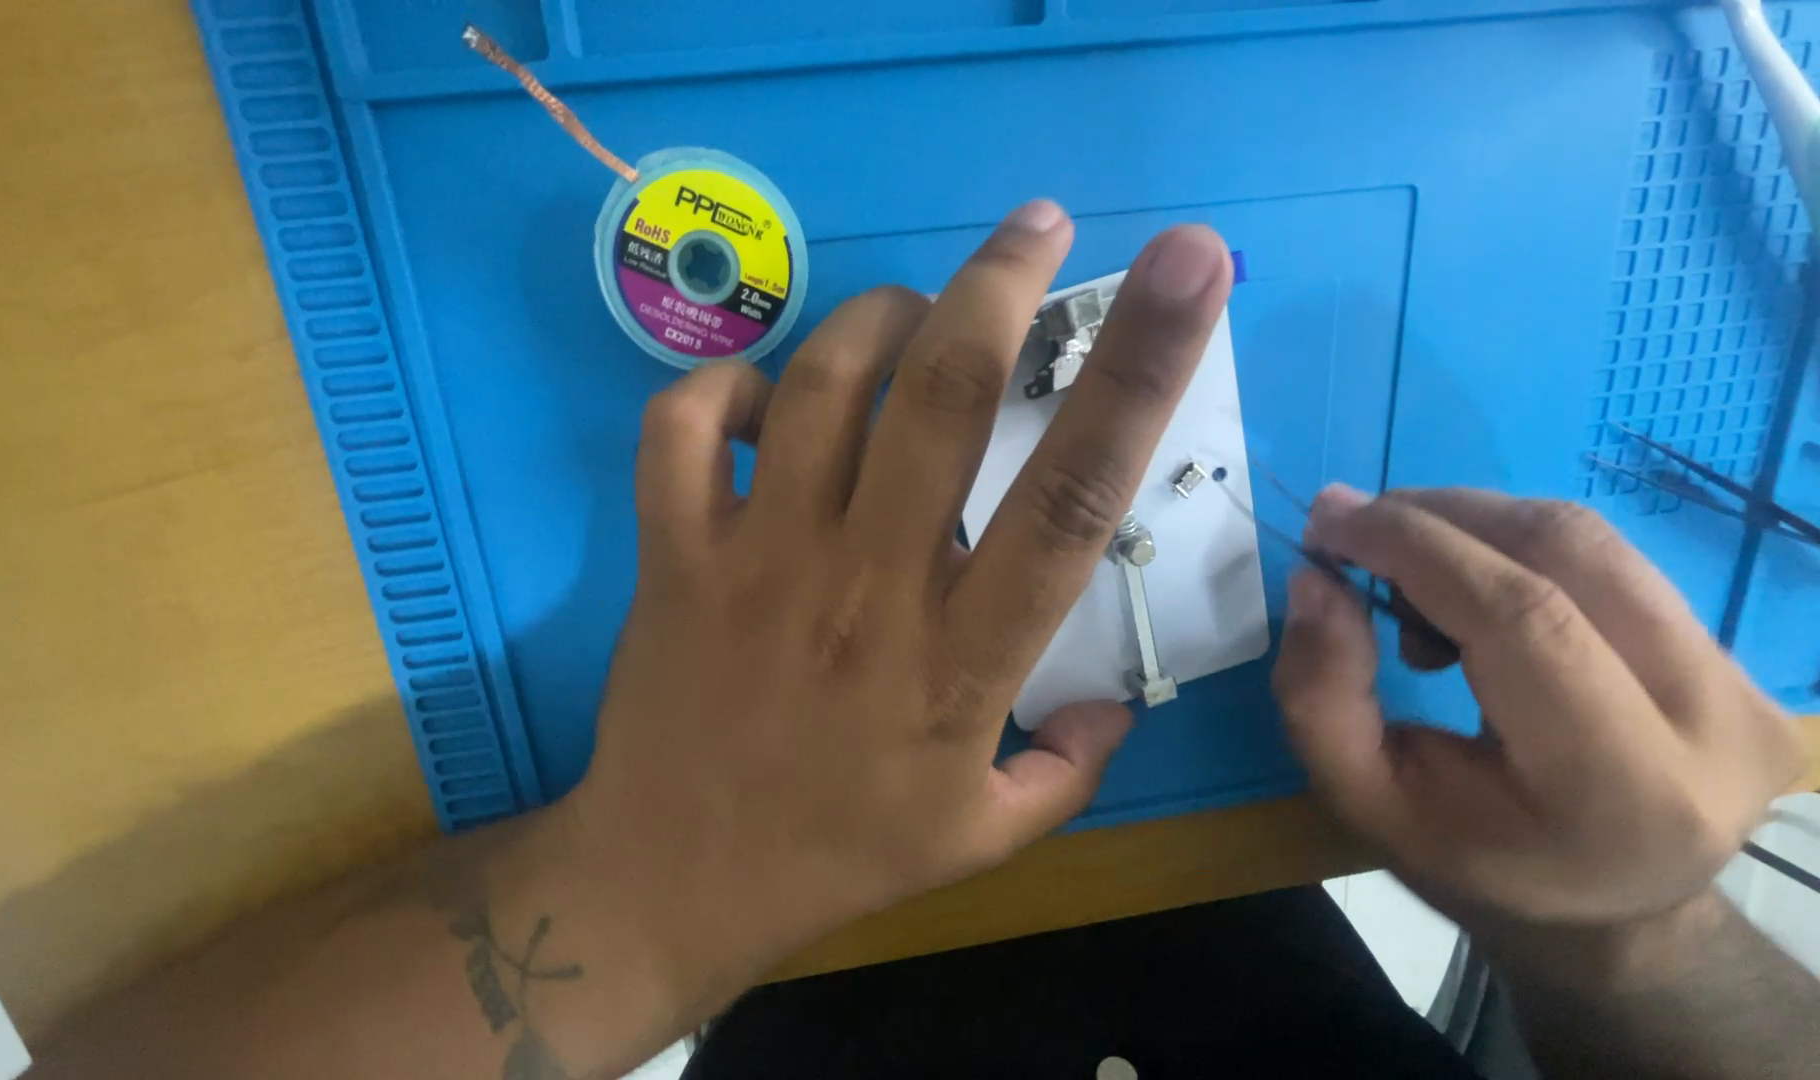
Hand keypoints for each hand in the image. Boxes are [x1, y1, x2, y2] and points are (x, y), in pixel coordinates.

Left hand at [570, 204, 1233, 977]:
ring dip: (876, 320)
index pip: (1074, 494)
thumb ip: (1071, 769)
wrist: (675, 879)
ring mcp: (758, 561)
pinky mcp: (674, 555)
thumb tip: (1112, 704)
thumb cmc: (837, 855)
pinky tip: (761, 398)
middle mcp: (867, 586)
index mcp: (963, 657)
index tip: (1183, 268)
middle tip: (1035, 226)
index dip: (1139, 369)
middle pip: (943, 397)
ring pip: (819, 386)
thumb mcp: (984, 837)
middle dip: (998, 284)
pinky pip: (683, 427)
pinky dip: (724, 385)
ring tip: (910, 312)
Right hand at [1273, 486, 1808, 928]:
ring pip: (1589, 540)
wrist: (1602, 908)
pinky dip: (1507, 550)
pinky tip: (1464, 595)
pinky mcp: (1742, 659)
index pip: (1519, 614)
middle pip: (1566, 551)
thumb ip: (1318, 691)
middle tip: (1350, 531)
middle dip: (1435, 515)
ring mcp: (1746, 685)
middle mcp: (1712, 721)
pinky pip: (1605, 559)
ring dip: (1468, 526)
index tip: (1327, 522)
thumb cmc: (1463, 857)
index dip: (1412, 545)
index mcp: (1614, 781)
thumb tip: (1316, 577)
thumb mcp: (1355, 792)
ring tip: (1406, 579)